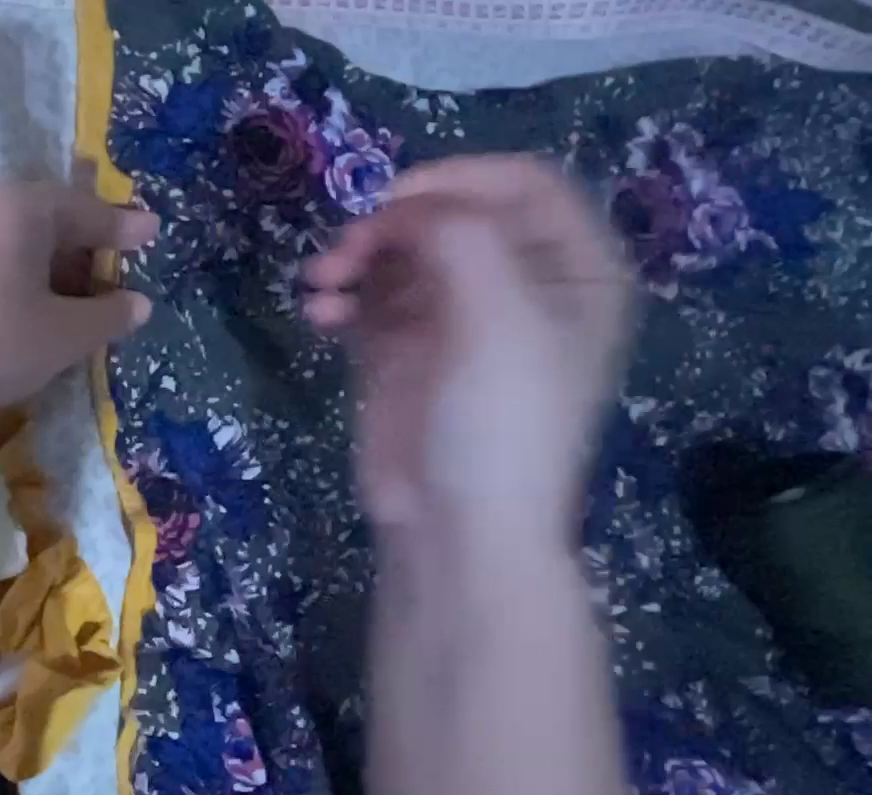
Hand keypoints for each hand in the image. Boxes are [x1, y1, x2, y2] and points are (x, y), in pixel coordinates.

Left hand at [0, 182, 157, 421]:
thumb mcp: (64, 336)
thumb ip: (110, 315)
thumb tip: (139, 304)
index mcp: (24, 206)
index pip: (90, 214)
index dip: (125, 231)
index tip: (154, 234)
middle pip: (55, 222)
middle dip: (89, 253)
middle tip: (117, 281)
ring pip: (24, 242)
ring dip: (57, 270)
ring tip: (81, 303)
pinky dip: (25, 277)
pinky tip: (35, 309)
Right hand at [303, 155, 633, 542]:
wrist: (454, 524)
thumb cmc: (499, 426)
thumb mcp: (500, 326)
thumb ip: (461, 247)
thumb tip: (406, 207)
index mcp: (566, 271)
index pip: (517, 189)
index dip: (456, 181)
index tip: (390, 197)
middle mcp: (509, 286)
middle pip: (445, 221)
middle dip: (390, 228)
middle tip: (344, 252)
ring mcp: (448, 321)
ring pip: (397, 261)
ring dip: (354, 262)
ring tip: (320, 284)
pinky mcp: (396, 355)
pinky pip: (365, 305)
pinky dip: (339, 301)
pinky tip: (319, 314)